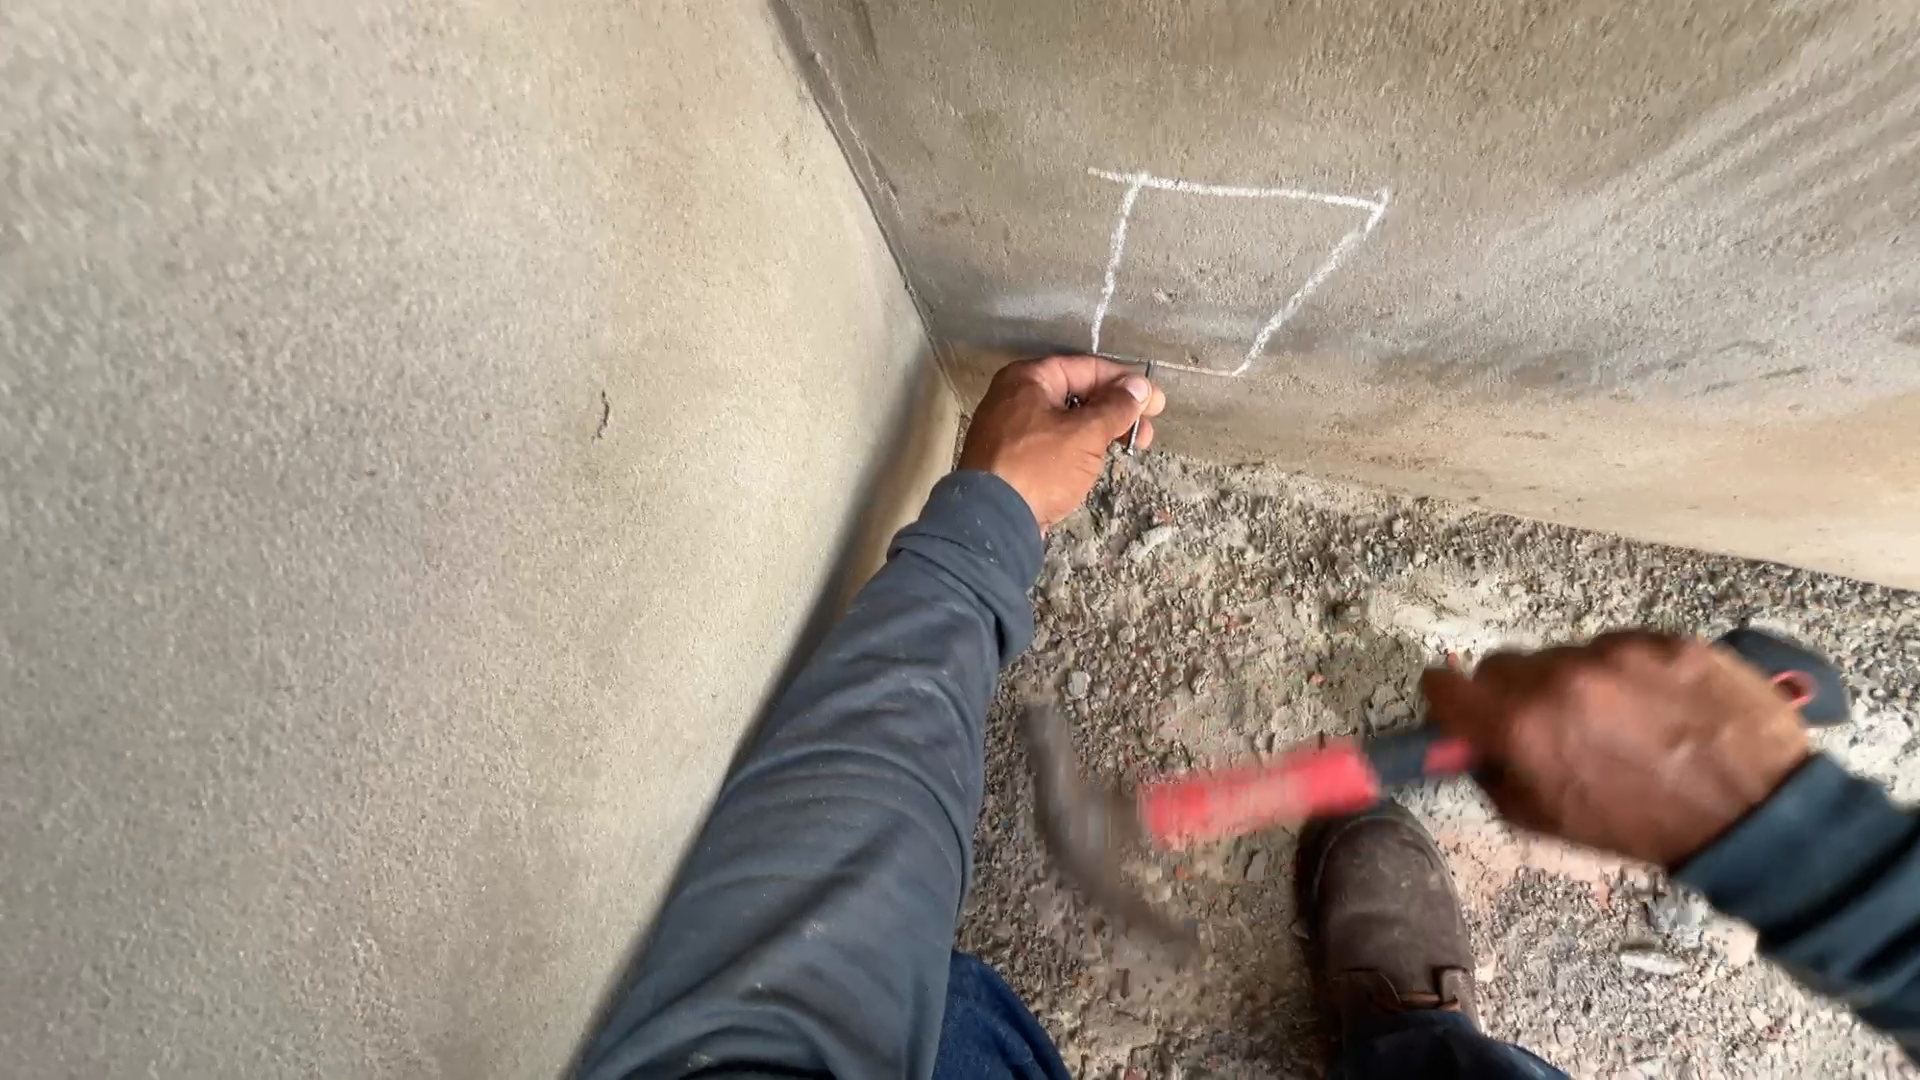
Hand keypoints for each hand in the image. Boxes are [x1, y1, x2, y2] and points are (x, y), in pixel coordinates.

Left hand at [958, 356, 1166, 532]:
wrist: (992, 522)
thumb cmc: (1038, 468)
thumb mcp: (1084, 434)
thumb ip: (1115, 408)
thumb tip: (1139, 387)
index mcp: (1028, 379)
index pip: (1086, 368)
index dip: (1125, 383)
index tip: (1155, 401)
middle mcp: (1015, 398)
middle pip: (1077, 394)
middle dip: (1117, 411)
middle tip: (1148, 430)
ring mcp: (1010, 431)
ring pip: (1066, 422)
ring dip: (1101, 431)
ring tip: (1132, 447)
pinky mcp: (1012, 461)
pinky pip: (1053, 445)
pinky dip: (1078, 448)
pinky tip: (1098, 460)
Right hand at [1421, 631, 1809, 867]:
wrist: (1762, 818)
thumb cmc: (1639, 825)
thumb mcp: (1540, 818)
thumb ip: (1488, 771)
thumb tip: (1467, 743)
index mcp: (1518, 724)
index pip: (1441, 684)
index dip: (1449, 699)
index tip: (1466, 711)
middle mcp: (1554, 679)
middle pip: (1500, 665)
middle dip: (1514, 692)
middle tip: (1552, 721)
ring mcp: (1612, 655)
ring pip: (1561, 655)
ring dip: (1573, 680)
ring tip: (1621, 716)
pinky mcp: (1663, 641)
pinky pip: (1619, 646)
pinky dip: (1626, 670)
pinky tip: (1658, 703)